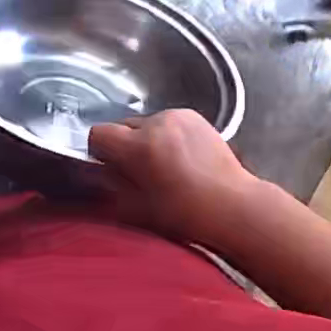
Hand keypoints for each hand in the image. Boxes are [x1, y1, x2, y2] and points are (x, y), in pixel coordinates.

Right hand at [87, 109, 265, 244]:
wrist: (232, 205)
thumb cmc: (185, 214)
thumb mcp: (136, 207)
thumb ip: (110, 184)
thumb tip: (100, 170)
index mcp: (139, 146)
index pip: (99, 133)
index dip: (99, 150)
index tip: (108, 165)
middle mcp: (157, 123)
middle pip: (122, 126)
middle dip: (124, 145)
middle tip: (137, 171)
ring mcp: (178, 116)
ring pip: (146, 123)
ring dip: (146, 139)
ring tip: (163, 166)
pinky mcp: (195, 116)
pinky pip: (167, 122)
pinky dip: (167, 136)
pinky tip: (180, 158)